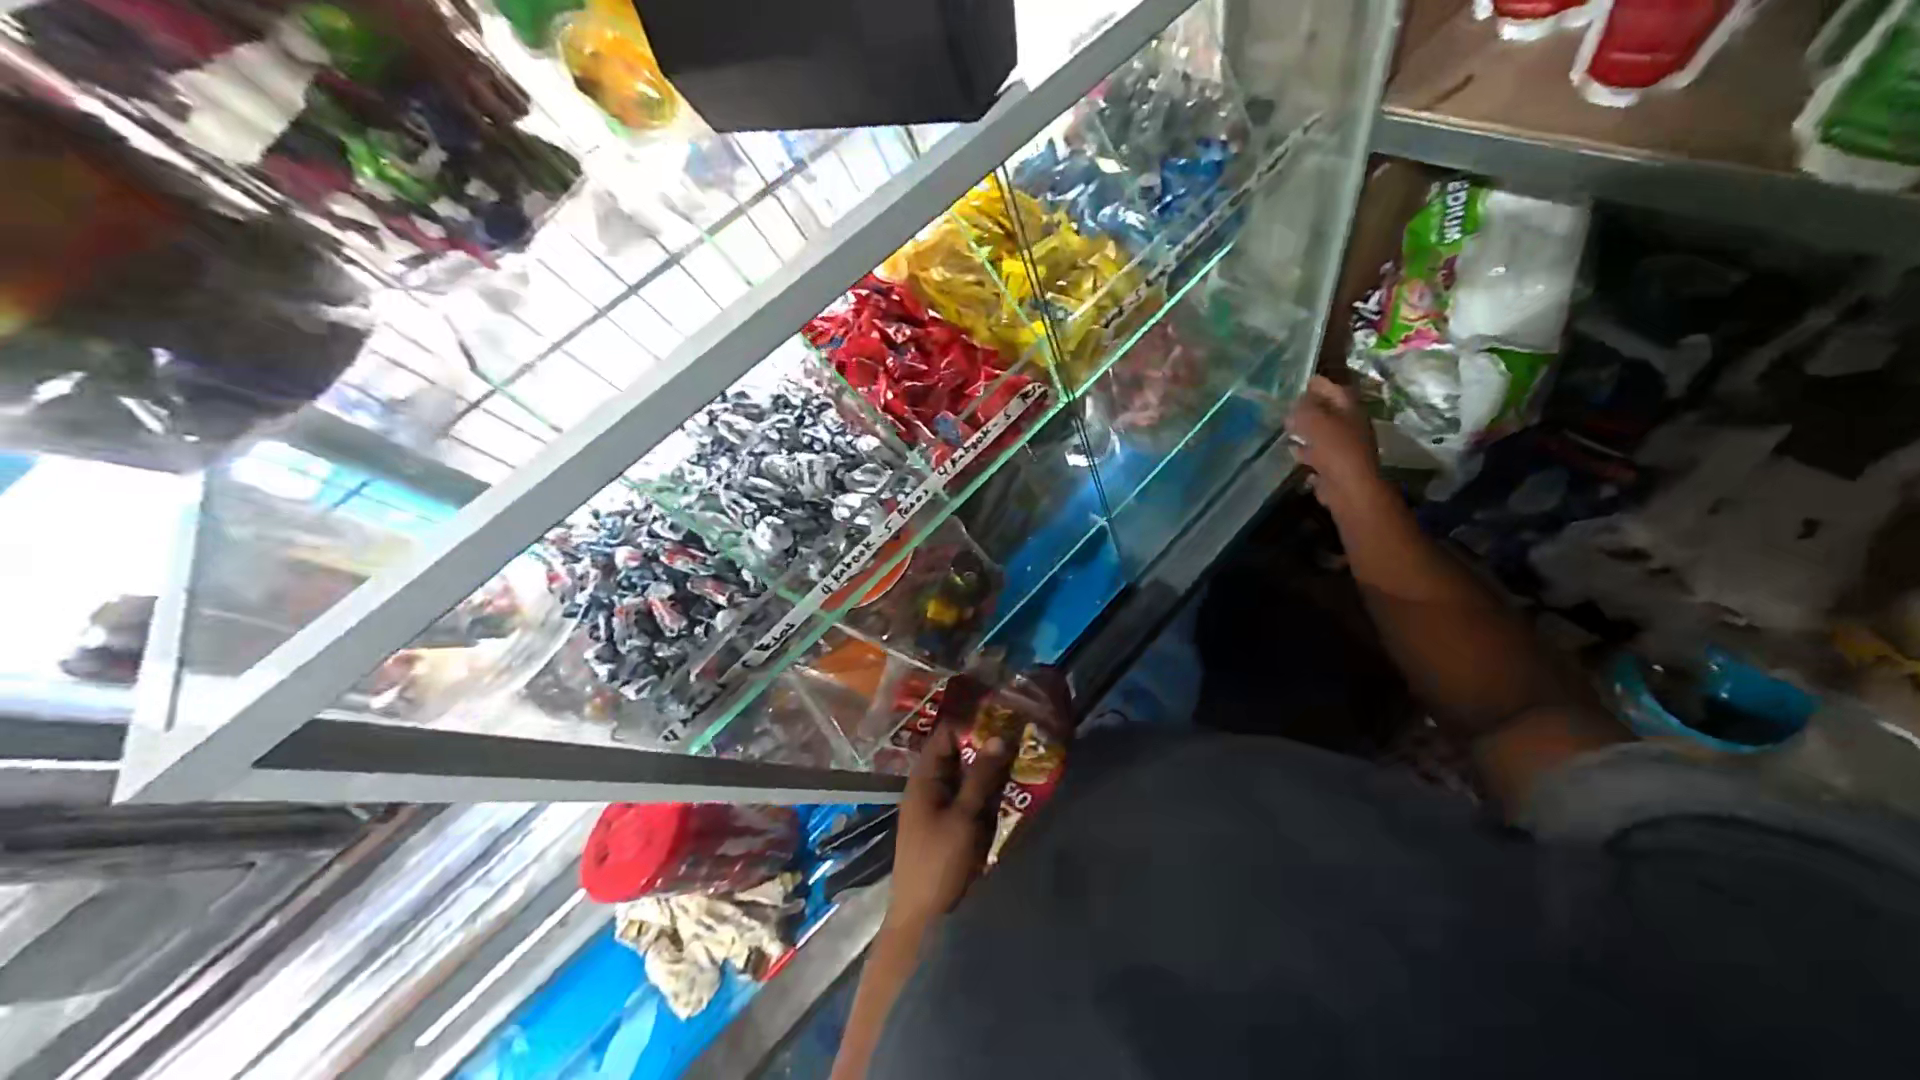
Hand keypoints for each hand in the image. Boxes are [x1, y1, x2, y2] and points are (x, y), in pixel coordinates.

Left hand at [888, 706, 1012, 929]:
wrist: (922, 918)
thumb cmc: (938, 863)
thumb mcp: (963, 816)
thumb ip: (981, 777)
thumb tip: (999, 737)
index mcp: (923, 780)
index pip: (944, 738)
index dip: (970, 725)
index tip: (1002, 717)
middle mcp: (929, 790)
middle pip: (958, 759)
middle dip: (986, 749)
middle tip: (1021, 738)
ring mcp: (939, 811)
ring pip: (967, 782)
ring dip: (991, 774)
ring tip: (1024, 761)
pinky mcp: (951, 831)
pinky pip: (971, 803)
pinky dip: (988, 797)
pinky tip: (1012, 795)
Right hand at [1286, 376, 1383, 509]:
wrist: (1349, 487)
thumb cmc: (1335, 449)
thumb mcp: (1315, 422)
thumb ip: (1302, 410)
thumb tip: (1293, 408)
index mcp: (1349, 409)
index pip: (1334, 389)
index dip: (1318, 385)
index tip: (1301, 382)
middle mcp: (1350, 424)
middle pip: (1328, 411)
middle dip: (1310, 408)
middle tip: (1289, 406)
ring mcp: (1344, 445)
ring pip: (1322, 432)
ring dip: (1306, 430)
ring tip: (1287, 428)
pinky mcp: (1335, 465)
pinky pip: (1317, 453)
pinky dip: (1305, 450)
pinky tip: (1292, 451)